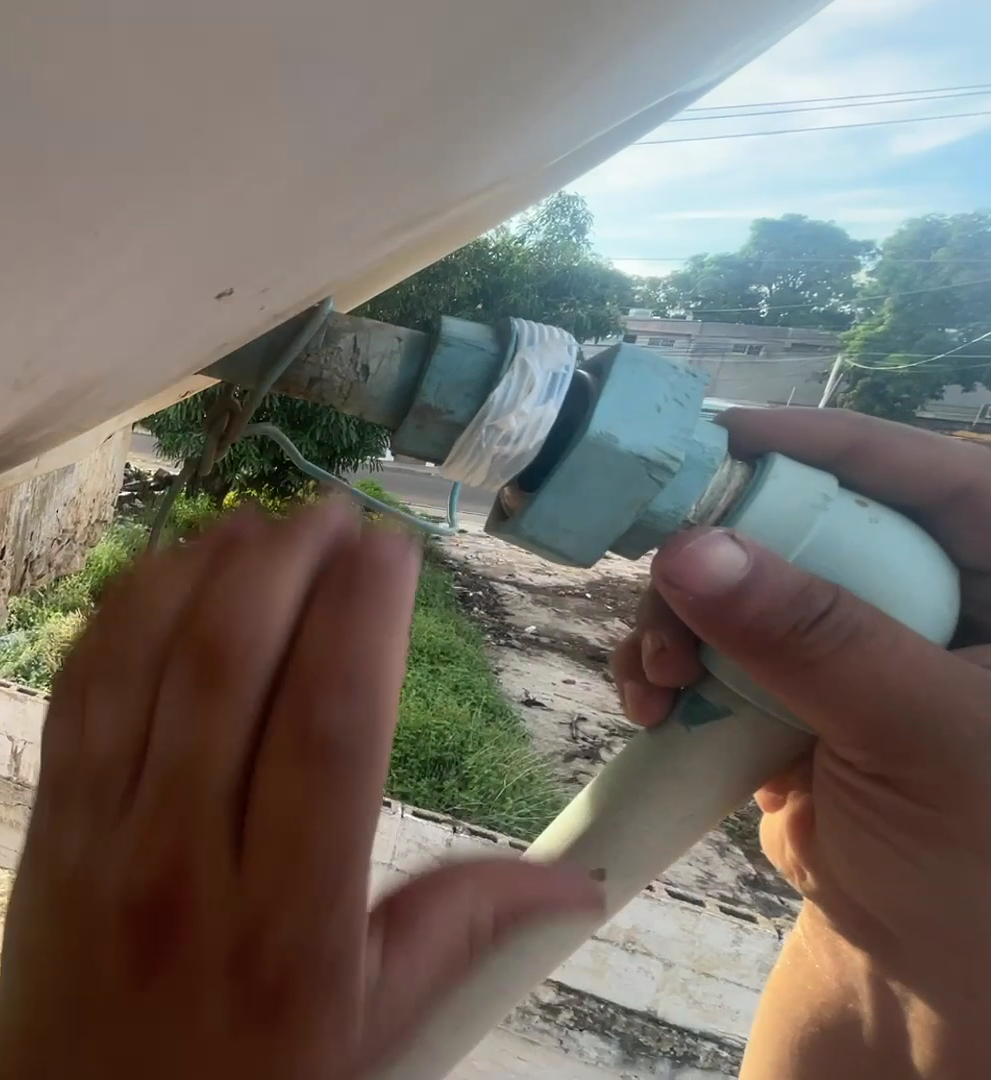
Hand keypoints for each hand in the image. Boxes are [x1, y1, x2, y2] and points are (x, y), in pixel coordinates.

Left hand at [0, 501, 599, 1078]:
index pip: (330, 731)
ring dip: (198, 570)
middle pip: (227, 667)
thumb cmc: (237, 1077)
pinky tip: (164, 568)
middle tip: (328, 510)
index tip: (390, 547)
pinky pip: (80, 683)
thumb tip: (578, 878)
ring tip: (255, 521)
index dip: (360, 618)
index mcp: (289, 923)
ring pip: (143, 660)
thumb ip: (459, 937)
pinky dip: (121, 610)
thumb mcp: (368, 1036)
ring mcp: (100, 822)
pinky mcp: (49, 804)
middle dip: (281, 564)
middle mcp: (183, 855)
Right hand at [608, 408, 990, 1074]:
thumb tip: (686, 547)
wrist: (944, 973)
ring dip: (669, 627)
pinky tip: (647, 703)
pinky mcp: (783, 686)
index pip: (933, 478)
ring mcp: (850, 647)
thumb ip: (818, 640)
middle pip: (796, 529)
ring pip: (728, 588)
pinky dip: (658, 667)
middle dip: (708, 567)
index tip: (708, 441)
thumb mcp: (932, 743)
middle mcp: (934, 605)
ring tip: (652, 682)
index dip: (822, 446)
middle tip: (662, 611)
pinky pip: (699, 644)